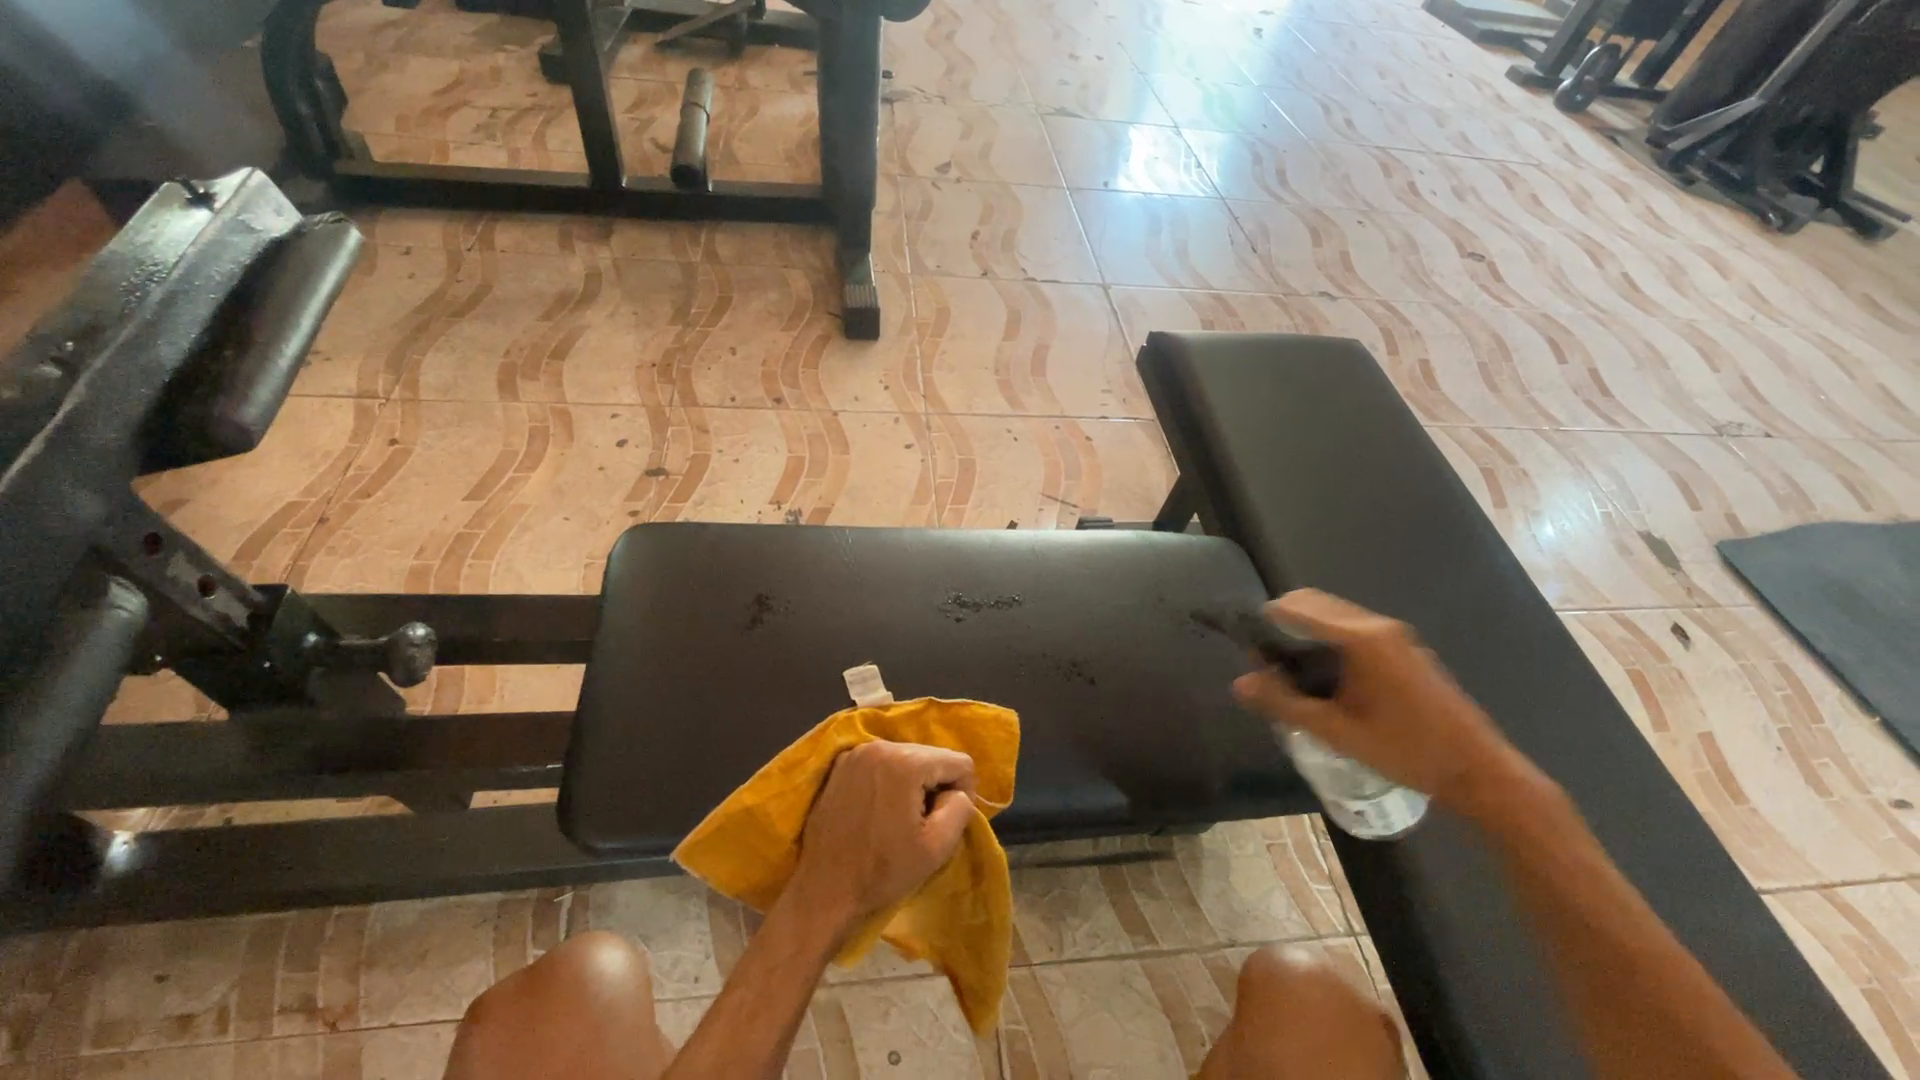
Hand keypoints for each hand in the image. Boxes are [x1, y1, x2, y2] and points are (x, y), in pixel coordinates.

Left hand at [788, 740, 977, 931]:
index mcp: (905, 763)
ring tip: (901, 818)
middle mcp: (879, 747)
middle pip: (931, 755)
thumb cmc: (883, 871)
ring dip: (914, 783)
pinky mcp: (840, 766)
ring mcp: (856, 754)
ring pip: (907, 758)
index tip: (948, 820)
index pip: (959, 762)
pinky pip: (882, 763)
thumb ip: (961, 808)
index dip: (964, 791)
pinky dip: (890, 781)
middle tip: (924, 821)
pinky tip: (880, 810)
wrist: (824, 888)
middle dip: (937, 784)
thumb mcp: (938, 847)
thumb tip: (957, 792)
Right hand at [1233, 589, 1537, 819]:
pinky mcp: (1404, 650)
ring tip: (1294, 678)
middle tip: (1269, 669)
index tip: (1252, 654)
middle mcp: (1377, 626)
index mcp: (1360, 638)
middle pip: (1314, 605)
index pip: (1297, 607)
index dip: (1265, 623)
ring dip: (1306, 636)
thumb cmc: (1405, 750)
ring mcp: (1395, 636)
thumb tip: (1239, 684)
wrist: (1476, 770)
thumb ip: (1284, 704)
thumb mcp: (1336, 732)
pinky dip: (1329, 643)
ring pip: (1333, 617)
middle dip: (1284, 628)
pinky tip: (1327, 683)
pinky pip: (1353, 631)